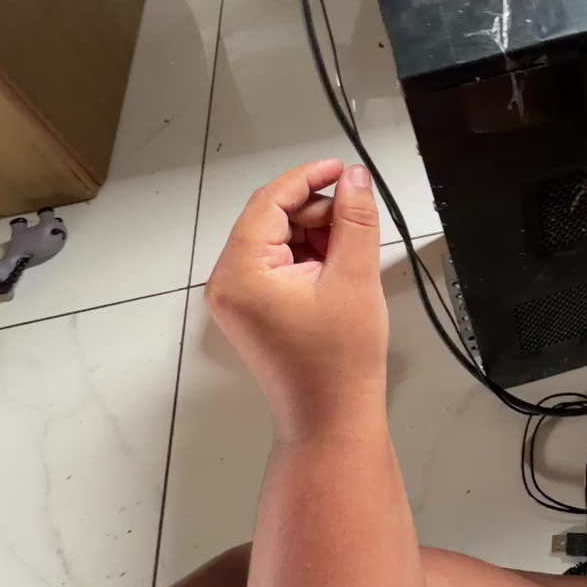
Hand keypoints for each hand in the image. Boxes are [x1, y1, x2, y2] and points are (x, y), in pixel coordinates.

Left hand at [206, 159, 388, 442]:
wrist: (333, 419)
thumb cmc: (341, 355)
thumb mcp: (354, 277)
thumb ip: (355, 219)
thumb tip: (355, 176)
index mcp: (241, 272)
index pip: (269, 203)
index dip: (307, 178)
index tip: (343, 167)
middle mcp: (229, 281)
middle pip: (271, 219)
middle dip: (316, 210)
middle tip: (357, 218)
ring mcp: (239, 297)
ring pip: (278, 239)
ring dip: (316, 232)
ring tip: (353, 248)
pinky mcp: (254, 309)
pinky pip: (279, 262)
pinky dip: (310, 254)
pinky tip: (339, 264)